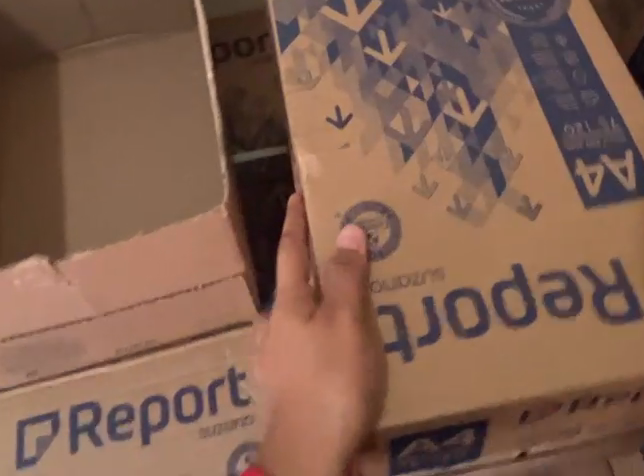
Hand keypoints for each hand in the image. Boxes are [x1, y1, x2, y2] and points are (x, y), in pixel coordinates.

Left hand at [256, 192, 385, 475]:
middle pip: (299, 284)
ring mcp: (282, 363)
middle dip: (319, 264)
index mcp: (287, 304)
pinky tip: (358, 349)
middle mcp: (278, 328)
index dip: (296, 221)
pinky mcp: (296, 392)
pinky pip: (318, 351)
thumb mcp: (345, 324)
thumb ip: (346, 277)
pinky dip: (337, 340)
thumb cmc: (329, 384)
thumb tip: (346, 228)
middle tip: (348, 246)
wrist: (312, 461)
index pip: (291, 250)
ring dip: (331, 304)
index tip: (297, 194)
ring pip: (309, 319)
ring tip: (364, 297)